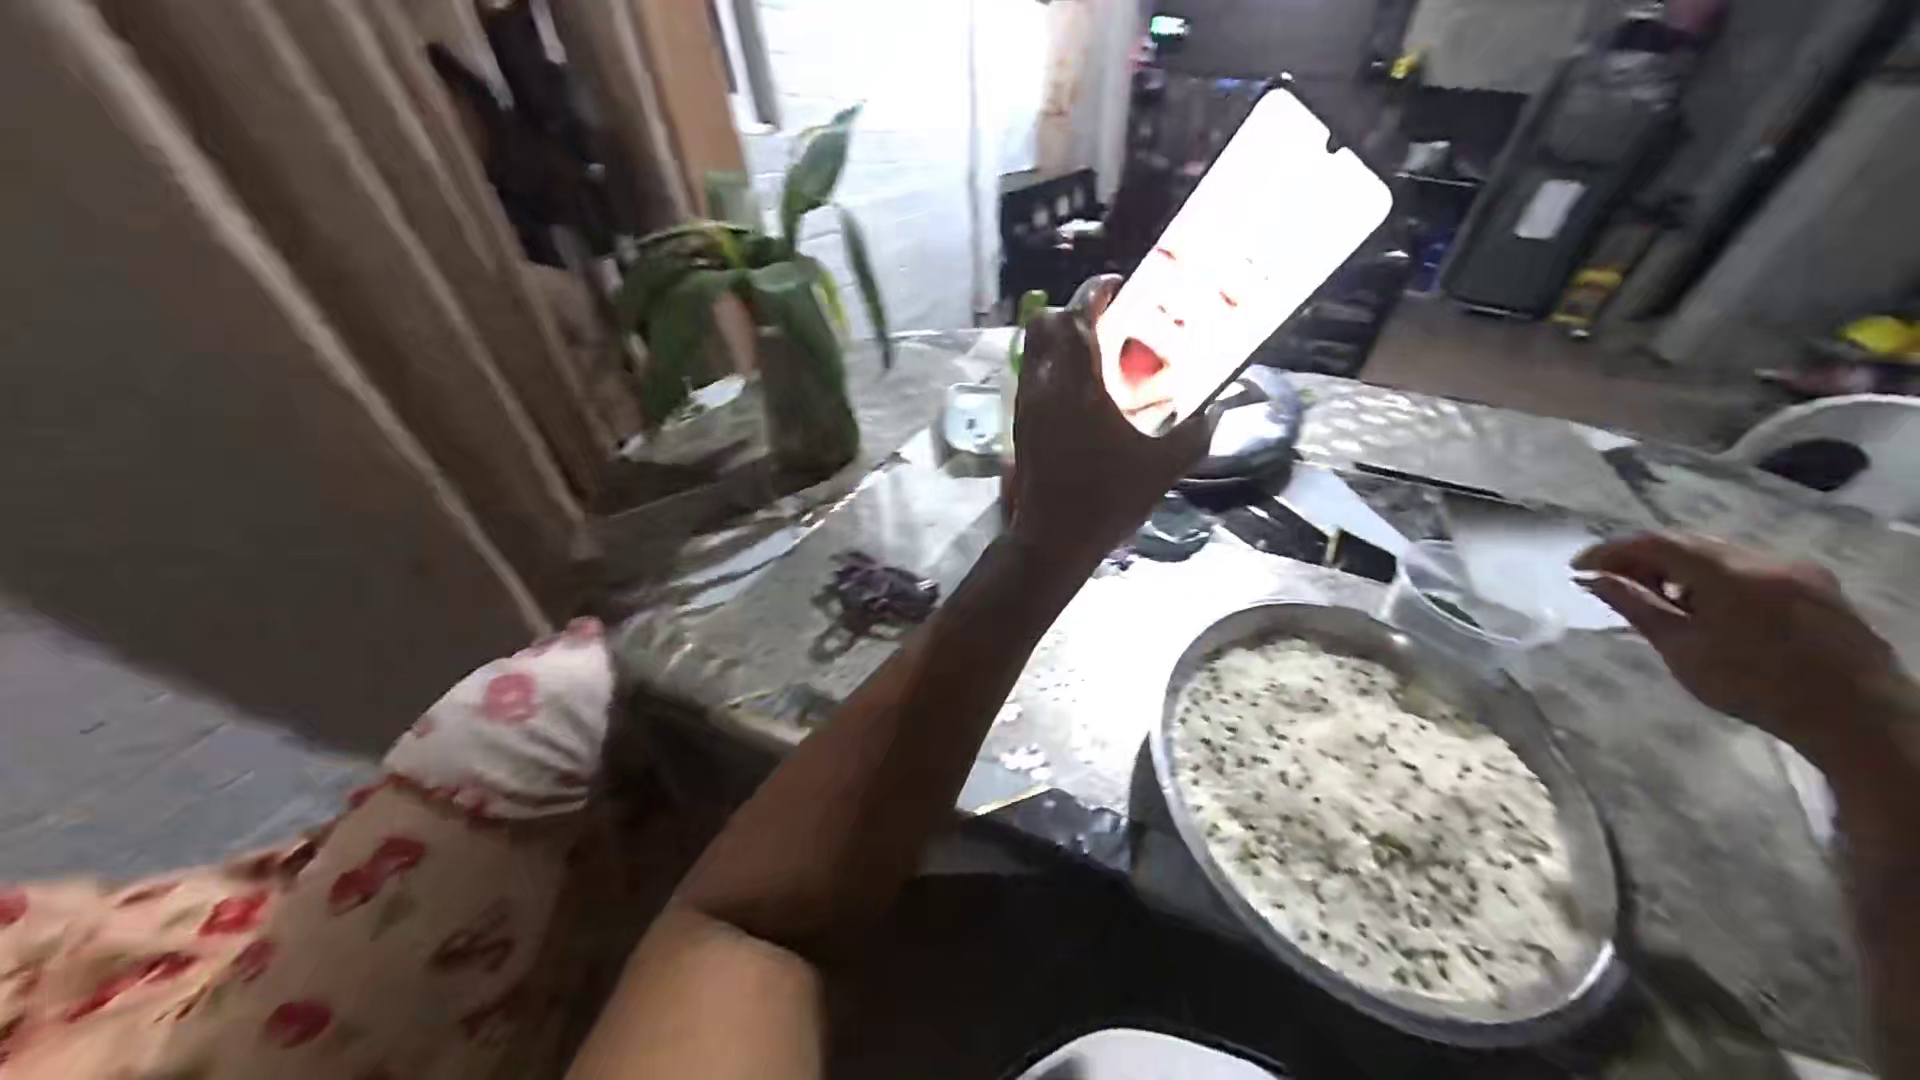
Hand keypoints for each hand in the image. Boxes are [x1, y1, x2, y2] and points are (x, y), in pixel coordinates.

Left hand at [1006, 276, 1210, 567]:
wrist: (1053, 538)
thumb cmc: (1107, 499)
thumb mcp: (1163, 467)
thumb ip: (1194, 433)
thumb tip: (1215, 411)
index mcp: (1077, 385)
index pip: (1077, 315)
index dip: (1096, 292)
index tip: (1118, 288)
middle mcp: (1044, 385)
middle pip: (1045, 323)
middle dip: (1074, 312)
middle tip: (1107, 323)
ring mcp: (1026, 405)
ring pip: (1034, 349)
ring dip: (1062, 340)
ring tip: (1099, 357)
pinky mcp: (1019, 424)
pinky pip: (1033, 376)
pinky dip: (1055, 368)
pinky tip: (1084, 394)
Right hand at [1574, 532, 1913, 764]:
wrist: (1859, 719)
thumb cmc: (1754, 684)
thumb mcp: (1680, 646)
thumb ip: (1634, 604)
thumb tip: (1592, 578)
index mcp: (1730, 572)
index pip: (1655, 542)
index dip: (1610, 550)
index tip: (1578, 567)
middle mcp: (1767, 561)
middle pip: (1687, 543)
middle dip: (1641, 558)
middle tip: (1609, 582)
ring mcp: (1799, 573)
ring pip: (1717, 555)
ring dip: (1675, 569)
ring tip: (1654, 599)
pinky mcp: (1816, 589)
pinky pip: (1746, 569)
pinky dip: (1709, 579)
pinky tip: (1701, 608)